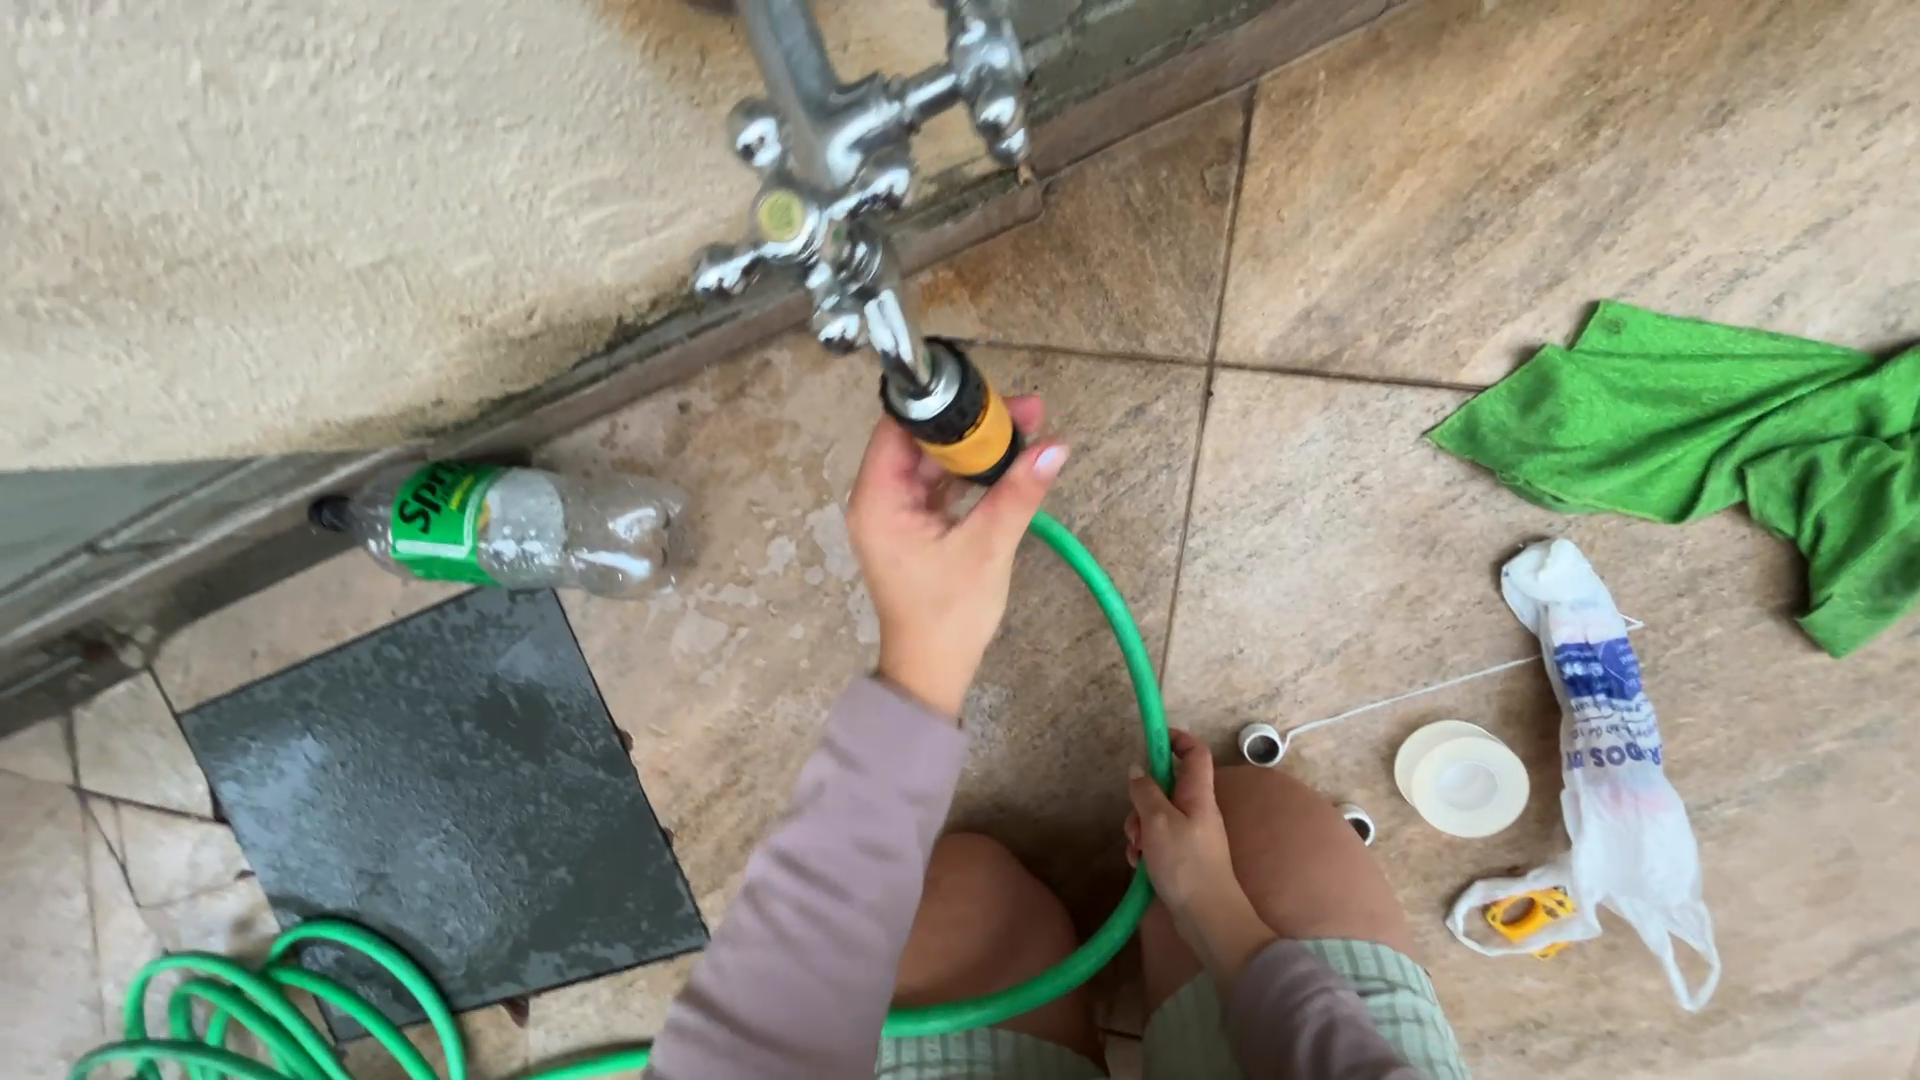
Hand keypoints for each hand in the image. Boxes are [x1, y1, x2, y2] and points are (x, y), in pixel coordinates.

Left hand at [846, 396, 1067, 717]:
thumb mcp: (987, 549)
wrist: (932, 671)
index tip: (989, 393)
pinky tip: (1007, 463)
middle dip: (971, 426)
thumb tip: (1057, 445)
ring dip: (976, 450)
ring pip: (935, 463)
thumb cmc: (948, 615)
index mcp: (877, 499)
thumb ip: (1018, 493)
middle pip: (921, 442)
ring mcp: (897, 514)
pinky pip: (941, 487)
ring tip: (1026, 429)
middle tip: (1026, 410)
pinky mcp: (916, 527)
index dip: (942, 406)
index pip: (900, 427)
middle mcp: (879, 499)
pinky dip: (971, 476)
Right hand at [1127, 730, 1276, 987]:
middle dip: (1141, 798)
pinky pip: (1157, 838)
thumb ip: (1145, 791)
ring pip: (1156, 813)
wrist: (1208, 919)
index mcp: (1198, 794)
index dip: (1175, 739)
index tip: (1151, 738)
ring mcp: (1190, 833)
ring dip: (1139, 826)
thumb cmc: (1186, 864)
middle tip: (1134, 819)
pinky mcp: (1183, 855)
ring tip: (1136, 849)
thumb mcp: (1158, 822)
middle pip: (1165, 785)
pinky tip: (1139, 863)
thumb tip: (1137, 769)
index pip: (1194, 752)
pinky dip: (1145, 846)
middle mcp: (1197, 809)